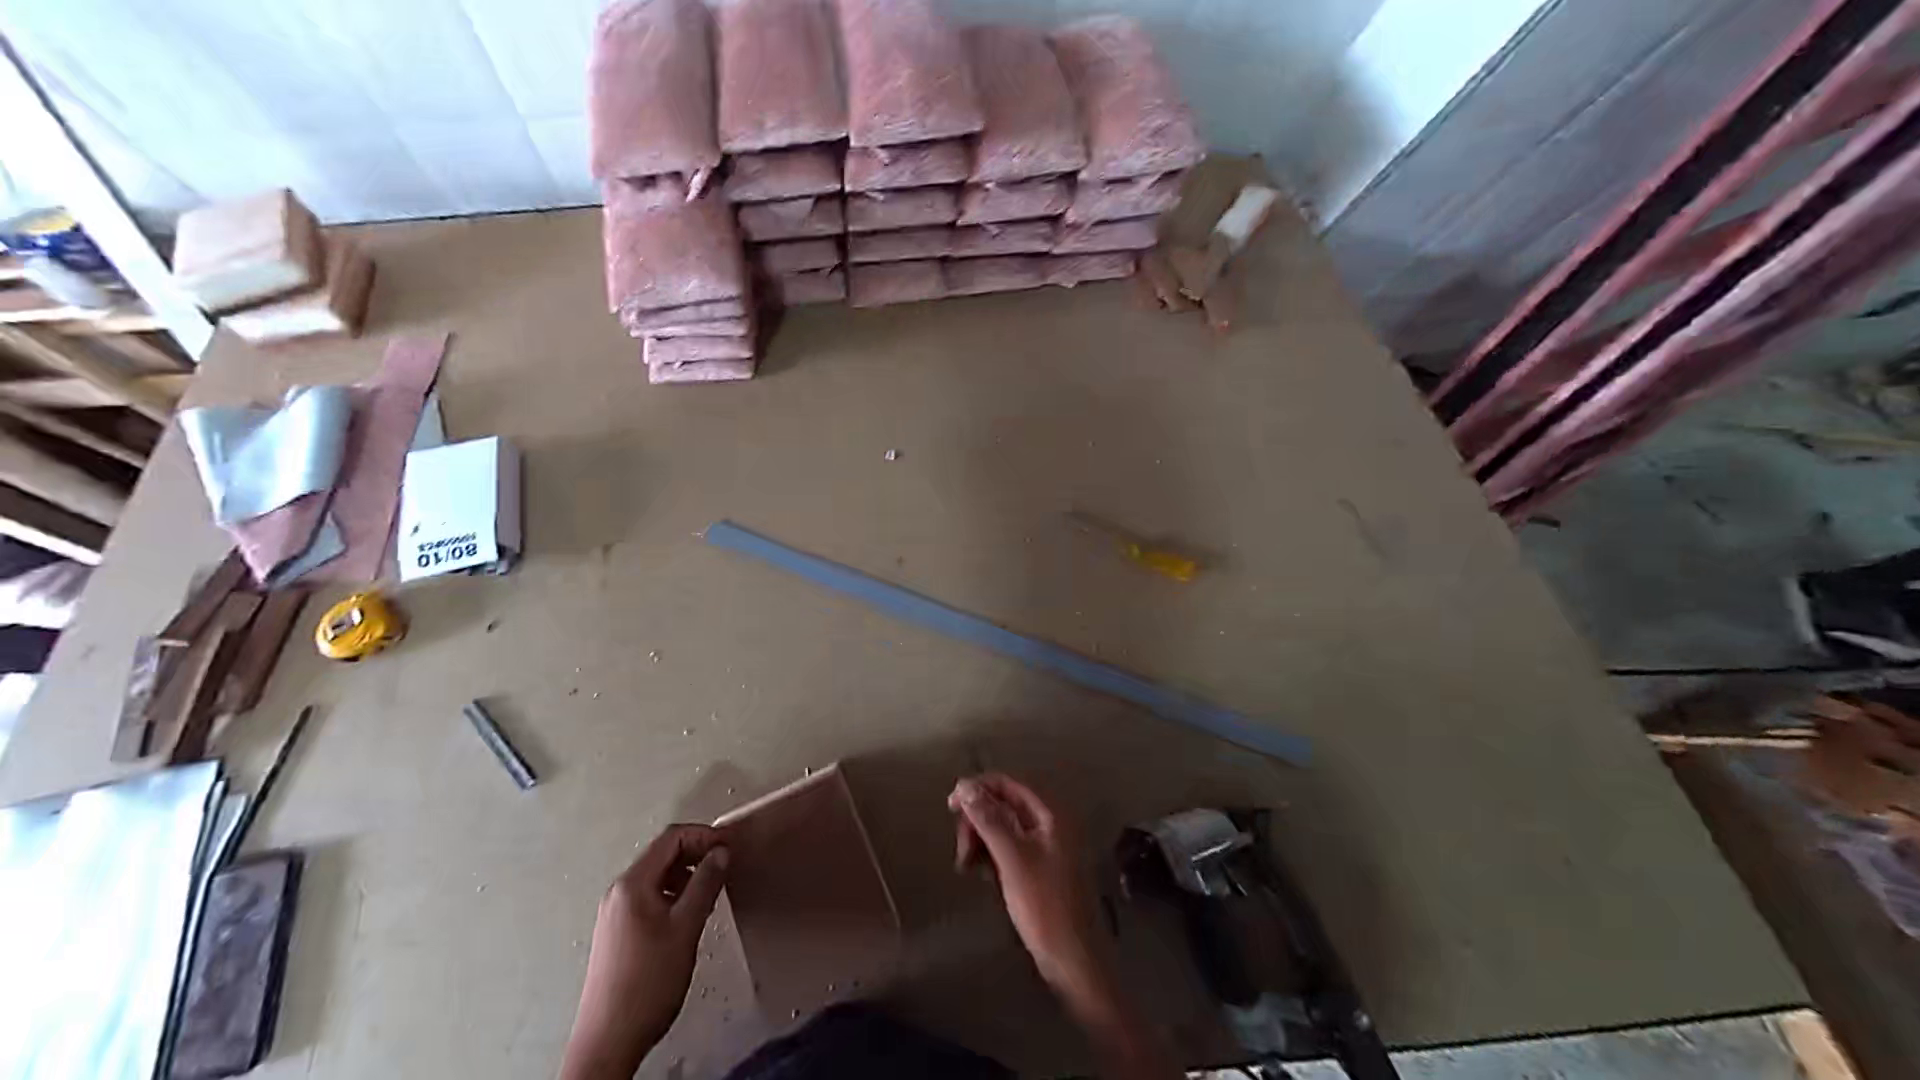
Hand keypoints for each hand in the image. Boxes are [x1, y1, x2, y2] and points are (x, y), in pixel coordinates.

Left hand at [559, 825, 728, 1079]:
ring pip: (657, 876)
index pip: (671, 838)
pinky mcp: (618, 932)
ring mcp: (615, 913)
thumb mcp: (686, 927)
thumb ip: (705, 884)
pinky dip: (674, 894)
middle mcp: (619, 893)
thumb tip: (720, 853)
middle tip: (725, 865)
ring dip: (687, 875)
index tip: (729, 847)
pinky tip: (690, 914)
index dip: (704, 835)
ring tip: (712, 891)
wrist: (609, 1040)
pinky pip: (650, 896)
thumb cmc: (647, 983)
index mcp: (632, 884)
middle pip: (663, 854)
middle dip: (697, 853)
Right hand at [949, 775, 1184, 1079]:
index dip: (977, 788)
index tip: (949, 807)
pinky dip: (992, 855)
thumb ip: (988, 818)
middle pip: (1003, 804)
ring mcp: (1046, 845)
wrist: (1073, 960)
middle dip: (977, 820)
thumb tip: (964, 785)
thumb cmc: (1044, 904)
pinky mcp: (1040, 867)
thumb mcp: (1012, 858)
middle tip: (962, 850)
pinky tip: (981, 873)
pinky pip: (1009, 848)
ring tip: (967, 866)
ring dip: (981, 839)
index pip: (1007, 783)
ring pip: (1003, 827)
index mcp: (1050, 812)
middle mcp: (1050, 821)